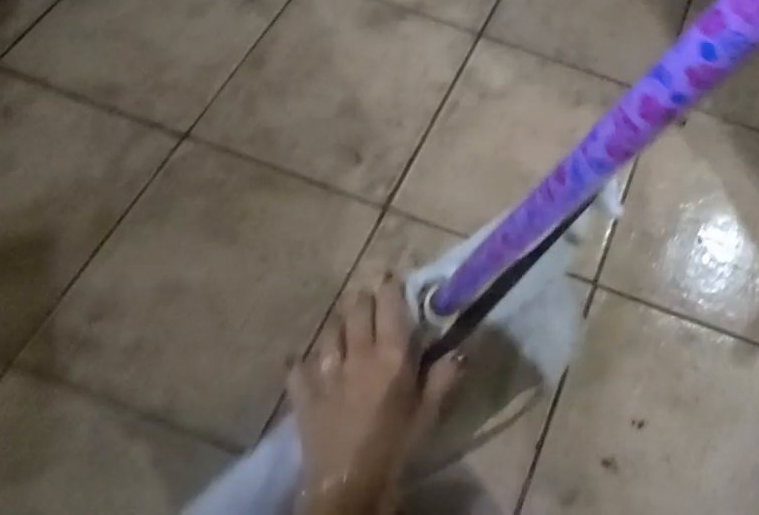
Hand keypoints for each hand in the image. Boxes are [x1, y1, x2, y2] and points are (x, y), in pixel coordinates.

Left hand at [289, 273, 462, 514]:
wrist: (350, 485)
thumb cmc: (397, 446)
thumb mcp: (429, 412)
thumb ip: (444, 376)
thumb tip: (462, 348)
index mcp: (391, 355)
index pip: (389, 306)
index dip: (389, 285)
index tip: (390, 272)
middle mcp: (357, 355)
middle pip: (356, 312)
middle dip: (363, 296)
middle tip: (368, 290)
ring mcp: (326, 373)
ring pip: (328, 332)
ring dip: (337, 320)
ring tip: (342, 317)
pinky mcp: (303, 396)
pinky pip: (296, 368)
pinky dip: (300, 358)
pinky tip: (300, 356)